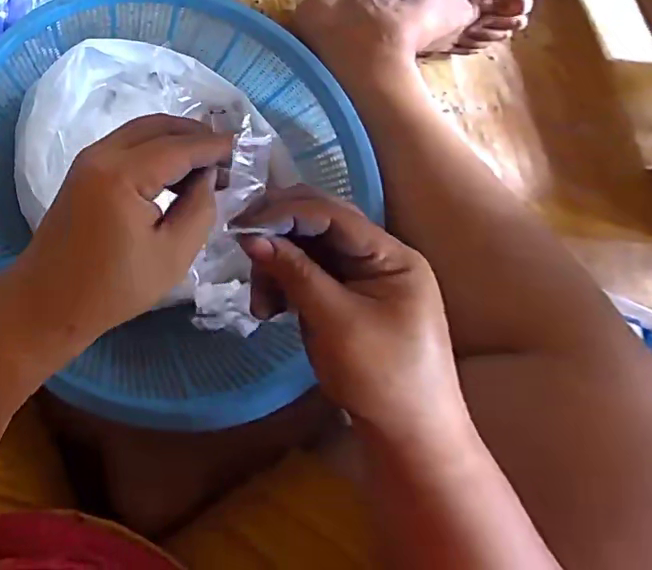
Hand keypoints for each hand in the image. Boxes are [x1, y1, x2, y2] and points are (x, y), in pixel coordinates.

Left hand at [2, 115, 235, 341]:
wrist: (51, 297)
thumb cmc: (114, 285)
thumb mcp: (173, 252)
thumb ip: (199, 206)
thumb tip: (207, 174)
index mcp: (121, 174)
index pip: (178, 147)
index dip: (214, 146)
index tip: (247, 148)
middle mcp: (100, 155)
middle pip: (155, 127)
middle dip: (194, 135)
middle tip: (229, 157)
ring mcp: (86, 160)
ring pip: (138, 132)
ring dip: (173, 140)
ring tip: (208, 167)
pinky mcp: (82, 171)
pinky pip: (124, 146)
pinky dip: (152, 149)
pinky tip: (176, 173)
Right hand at [235, 188, 467, 445]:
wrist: (409, 437)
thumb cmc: (383, 377)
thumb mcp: (335, 320)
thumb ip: (294, 271)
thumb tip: (249, 235)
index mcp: (392, 256)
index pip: (330, 213)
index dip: (283, 213)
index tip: (241, 227)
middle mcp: (377, 256)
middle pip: (314, 221)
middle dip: (275, 235)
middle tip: (242, 248)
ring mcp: (359, 274)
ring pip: (301, 245)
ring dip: (273, 264)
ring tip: (260, 302)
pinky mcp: (340, 292)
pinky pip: (300, 269)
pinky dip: (278, 282)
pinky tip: (268, 308)